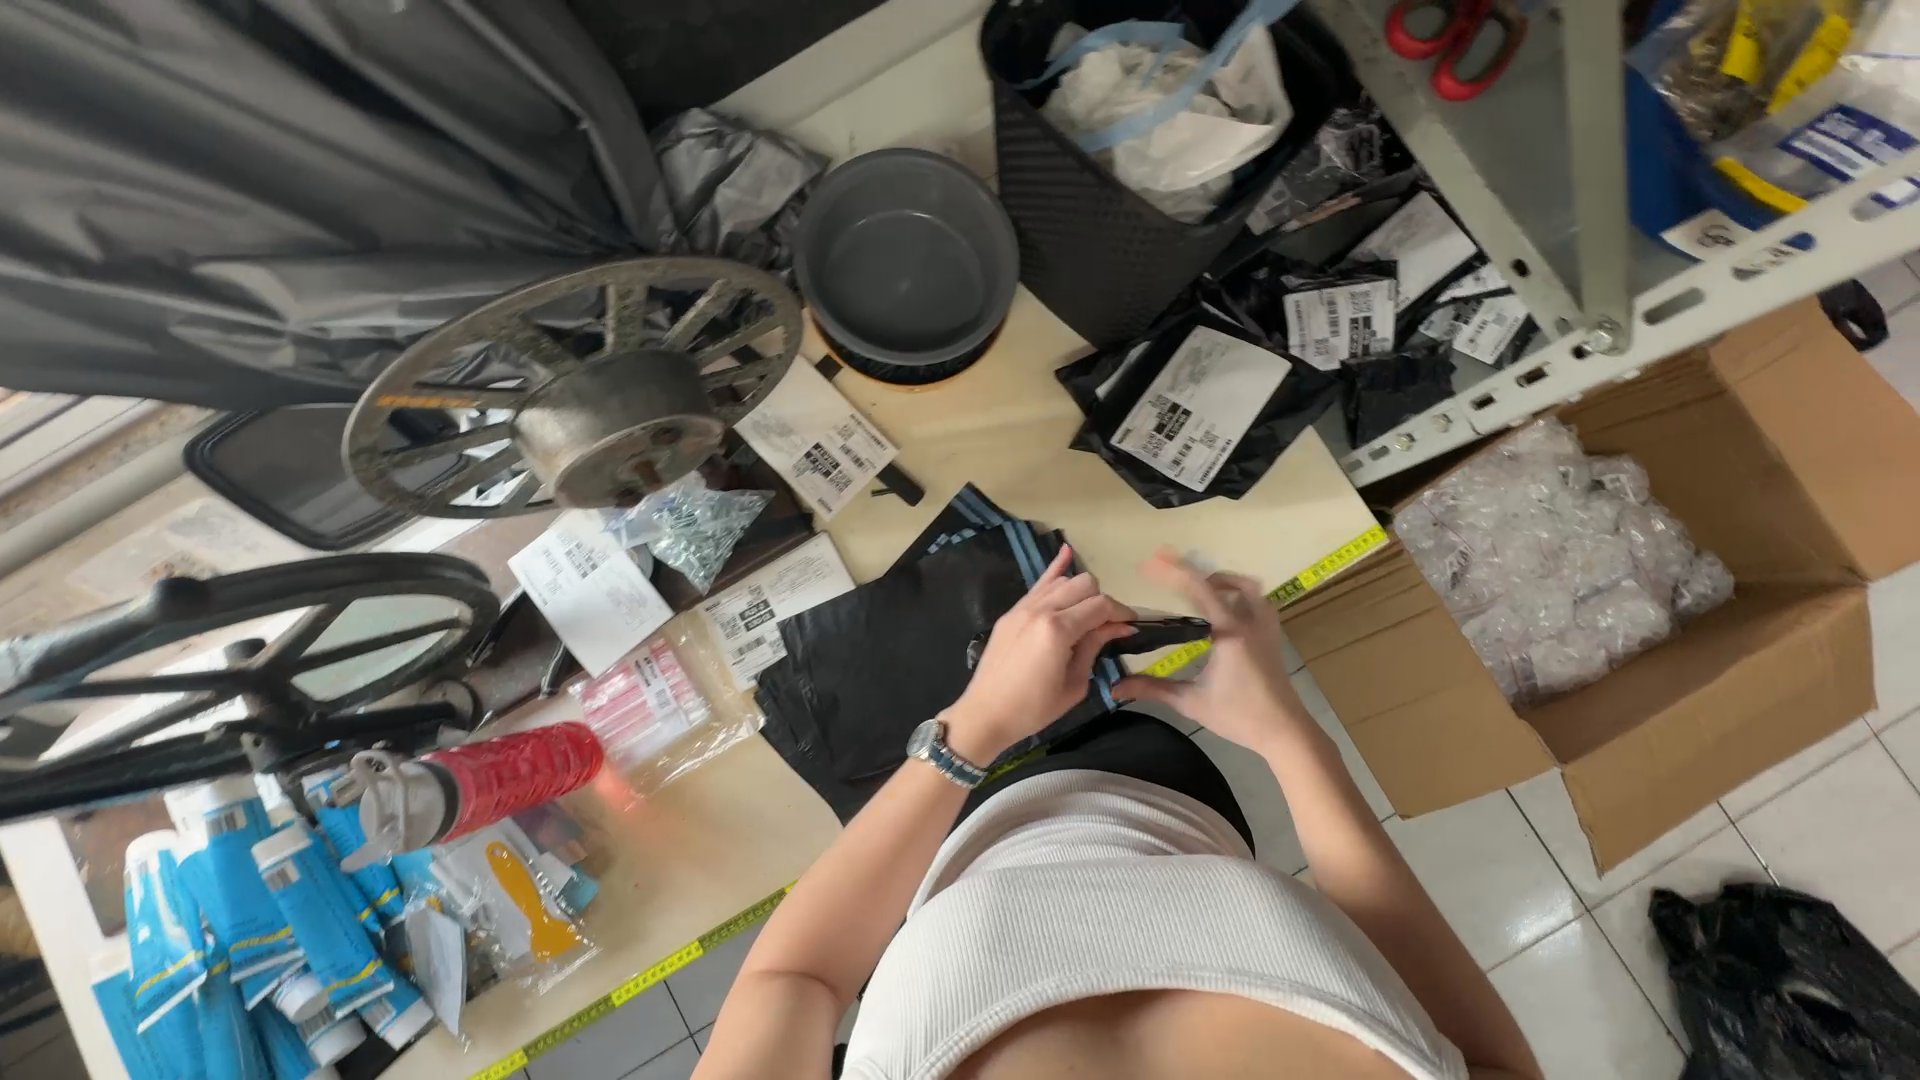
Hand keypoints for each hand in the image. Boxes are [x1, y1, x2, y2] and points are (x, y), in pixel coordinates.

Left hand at [943, 545, 1135, 763]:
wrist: (986, 713)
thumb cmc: (1033, 709)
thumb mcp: (1074, 683)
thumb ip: (1095, 647)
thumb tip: (1119, 627)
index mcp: (1058, 630)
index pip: (1101, 606)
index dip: (1121, 613)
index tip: (1132, 625)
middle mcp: (1041, 609)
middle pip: (1084, 585)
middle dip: (1102, 601)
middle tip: (1108, 625)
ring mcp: (1023, 607)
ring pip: (1062, 581)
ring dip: (1081, 591)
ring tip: (1088, 613)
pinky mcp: (1012, 612)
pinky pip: (1038, 584)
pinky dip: (1054, 569)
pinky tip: (1066, 551)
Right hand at [1115, 548, 1314, 755]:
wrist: (1286, 733)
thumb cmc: (1239, 716)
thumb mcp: (1192, 702)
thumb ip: (1153, 689)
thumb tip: (1116, 687)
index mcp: (1229, 632)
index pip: (1199, 590)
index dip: (1173, 572)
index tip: (1150, 561)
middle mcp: (1250, 623)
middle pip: (1226, 581)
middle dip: (1196, 572)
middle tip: (1170, 571)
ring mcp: (1266, 629)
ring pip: (1250, 589)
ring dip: (1224, 581)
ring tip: (1201, 587)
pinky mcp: (1273, 639)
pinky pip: (1259, 604)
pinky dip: (1241, 597)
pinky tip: (1226, 611)